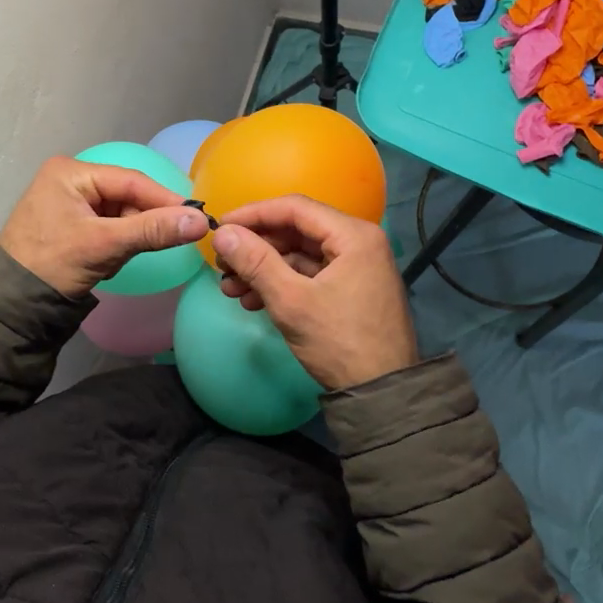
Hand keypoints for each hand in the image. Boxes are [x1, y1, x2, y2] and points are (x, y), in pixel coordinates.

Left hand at [0, 156, 208, 296]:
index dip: (165, 199)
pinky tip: (109, 260)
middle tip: (167, 240)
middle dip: (143, 220)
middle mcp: (70, 179)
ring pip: (120, 213)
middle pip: (126, 195)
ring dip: (128, 235)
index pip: (131, 180)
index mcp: (71, 172)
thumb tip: (200, 220)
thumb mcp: (104, 245)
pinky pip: (108, 226)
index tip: (196, 217)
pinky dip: (116, 243)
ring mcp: (70, 202)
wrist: (11, 304)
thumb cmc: (52, 265)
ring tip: (123, 256)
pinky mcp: (72, 224)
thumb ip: (152, 230)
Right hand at [210, 195, 417, 390]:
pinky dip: (281, 284)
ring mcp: (356, 267)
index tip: (219, 227)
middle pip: (296, 231)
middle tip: (220, 264)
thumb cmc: (339, 342)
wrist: (383, 394)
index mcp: (353, 235)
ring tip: (230, 289)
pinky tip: (252, 301)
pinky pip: (309, 275)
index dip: (252, 214)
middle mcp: (358, 242)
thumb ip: (255, 262)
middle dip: (255, 247)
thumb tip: (222, 233)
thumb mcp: (291, 301)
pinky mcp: (350, 290)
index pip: (294, 208)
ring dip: (263, 269)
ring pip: (299, 255)